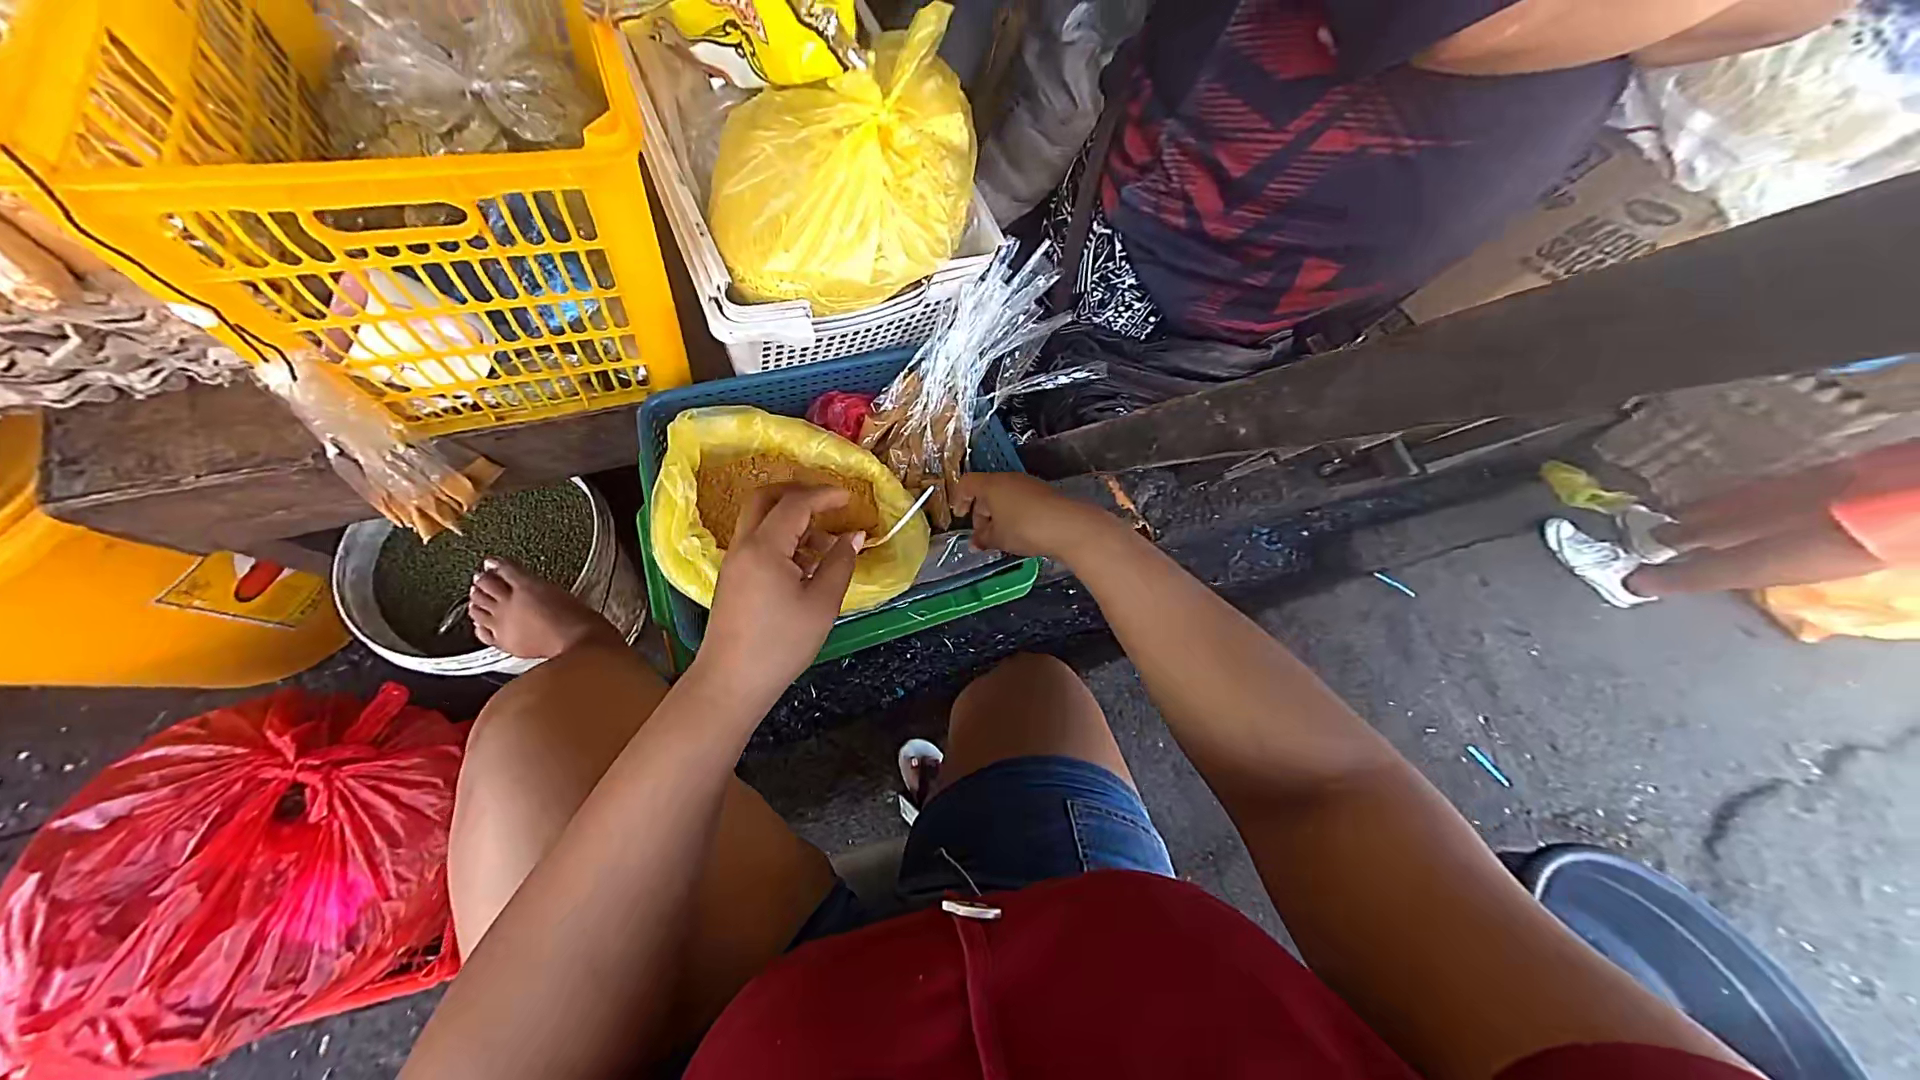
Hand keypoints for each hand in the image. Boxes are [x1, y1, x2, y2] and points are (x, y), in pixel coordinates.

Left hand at [696, 485, 863, 697]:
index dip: (824, 495)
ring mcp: (734, 562)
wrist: (732, 682)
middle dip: (799, 493)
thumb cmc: (781, 644)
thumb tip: (853, 537)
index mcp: (765, 547)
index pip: (795, 504)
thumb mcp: (822, 603)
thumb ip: (840, 563)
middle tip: (828, 504)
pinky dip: (781, 539)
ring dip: (791, 520)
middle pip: (765, 499)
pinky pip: (757, 542)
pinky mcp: (733, 578)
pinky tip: (805, 565)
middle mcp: (743, 546)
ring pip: (760, 521)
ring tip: (825, 545)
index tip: (849, 498)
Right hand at [951, 472, 1125, 561]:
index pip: (967, 483)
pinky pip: (1020, 500)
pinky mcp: (1044, 493)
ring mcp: (1028, 484)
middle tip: (981, 534)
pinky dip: (1013, 513)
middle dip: (980, 511)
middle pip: (986, 489)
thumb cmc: (1024, 528)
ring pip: (1004, 495)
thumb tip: (974, 543)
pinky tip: (1019, 532)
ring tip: (1000, 536)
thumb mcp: (998, 538)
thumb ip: (983, 539)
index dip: (959, 498)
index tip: (959, 515)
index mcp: (991, 484)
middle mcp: (1009, 479)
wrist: (1068, 525)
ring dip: (997, 514)